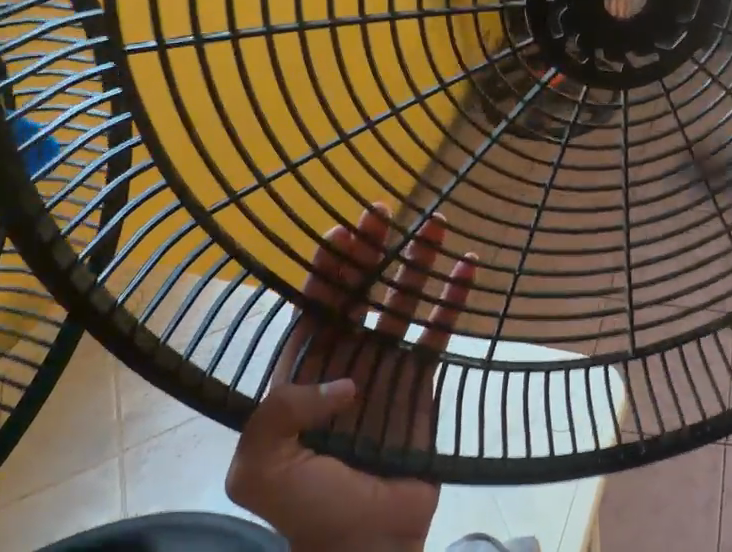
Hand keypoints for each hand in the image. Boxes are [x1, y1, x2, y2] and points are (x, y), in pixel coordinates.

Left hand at [226, 206, 476, 551]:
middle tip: (386, 211)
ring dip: (418, 262)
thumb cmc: (309, 507)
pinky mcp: (424, 377)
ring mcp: (387, 364)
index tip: (344, 232)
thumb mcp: (262, 469)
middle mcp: (344, 358)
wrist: (366, 542)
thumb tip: (342, 380)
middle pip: (360, 291)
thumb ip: (278, 416)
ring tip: (436, 225)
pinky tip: (469, 268)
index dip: (327, 269)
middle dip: (371, 251)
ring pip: (403, 300)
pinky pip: (440, 329)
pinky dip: (454, 297)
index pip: (315, 306)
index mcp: (302, 373)